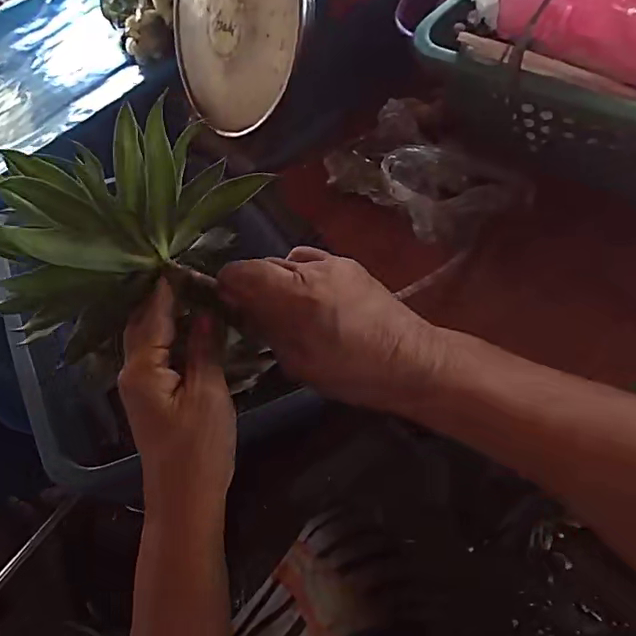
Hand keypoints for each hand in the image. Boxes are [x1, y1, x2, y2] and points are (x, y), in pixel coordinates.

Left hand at [118, 279, 235, 514]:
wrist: (184, 501)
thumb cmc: (199, 450)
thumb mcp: (209, 394)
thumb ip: (205, 349)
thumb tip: (206, 312)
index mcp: (141, 368)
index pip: (153, 315)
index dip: (169, 288)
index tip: (185, 262)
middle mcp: (130, 372)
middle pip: (142, 324)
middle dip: (163, 298)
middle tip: (193, 275)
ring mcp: (136, 387)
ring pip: (147, 340)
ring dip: (165, 317)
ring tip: (194, 294)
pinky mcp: (148, 398)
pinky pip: (154, 356)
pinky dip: (169, 338)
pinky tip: (190, 329)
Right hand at [218, 248, 445, 413]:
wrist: (413, 361)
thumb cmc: (351, 372)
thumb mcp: (297, 361)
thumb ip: (265, 328)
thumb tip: (241, 307)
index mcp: (297, 293)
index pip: (242, 271)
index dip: (226, 284)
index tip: (223, 302)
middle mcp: (313, 268)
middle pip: (262, 265)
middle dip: (250, 285)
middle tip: (249, 312)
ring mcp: (334, 262)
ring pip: (286, 262)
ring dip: (275, 280)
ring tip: (280, 307)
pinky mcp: (350, 265)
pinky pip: (310, 262)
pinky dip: (298, 275)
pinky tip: (305, 297)